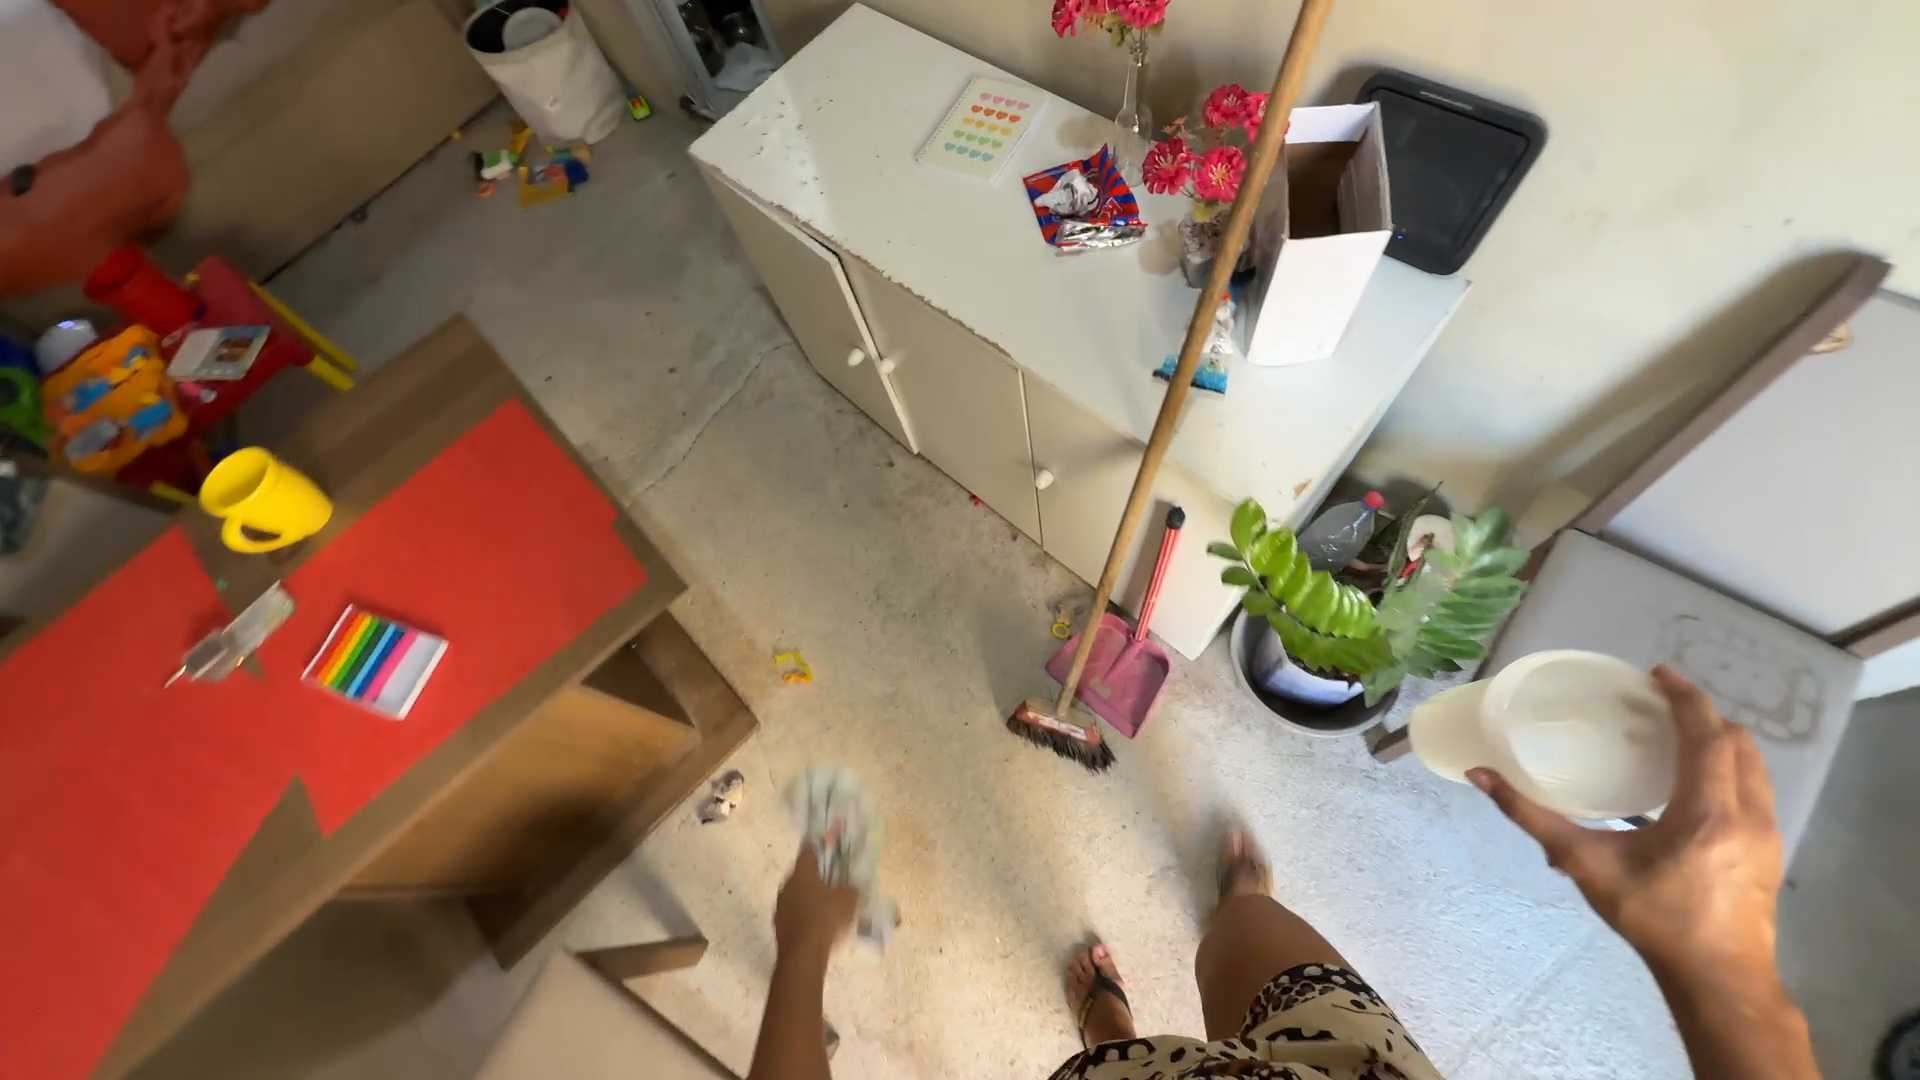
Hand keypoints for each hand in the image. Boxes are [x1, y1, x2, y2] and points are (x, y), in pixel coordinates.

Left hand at [773, 843, 859, 964]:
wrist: (802, 956)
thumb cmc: (825, 919)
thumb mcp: (849, 899)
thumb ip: (851, 887)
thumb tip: (851, 885)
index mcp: (802, 872)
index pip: (809, 850)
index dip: (821, 846)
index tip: (830, 846)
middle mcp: (787, 885)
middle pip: (803, 873)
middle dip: (817, 875)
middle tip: (833, 879)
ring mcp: (780, 906)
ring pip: (798, 894)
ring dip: (810, 896)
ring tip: (828, 905)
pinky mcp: (779, 926)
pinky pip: (795, 912)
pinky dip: (806, 914)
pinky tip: (819, 924)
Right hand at [1469, 665, 1784, 977]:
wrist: (1718, 976)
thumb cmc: (1650, 915)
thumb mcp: (1582, 862)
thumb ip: (1529, 816)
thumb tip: (1479, 775)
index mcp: (1708, 813)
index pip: (1709, 738)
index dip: (1686, 700)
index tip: (1656, 674)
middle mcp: (1748, 816)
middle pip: (1739, 746)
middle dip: (1702, 713)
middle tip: (1656, 699)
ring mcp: (1767, 834)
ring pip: (1754, 767)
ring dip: (1718, 739)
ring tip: (1673, 729)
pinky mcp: (1768, 850)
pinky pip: (1754, 788)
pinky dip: (1726, 765)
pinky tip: (1688, 777)